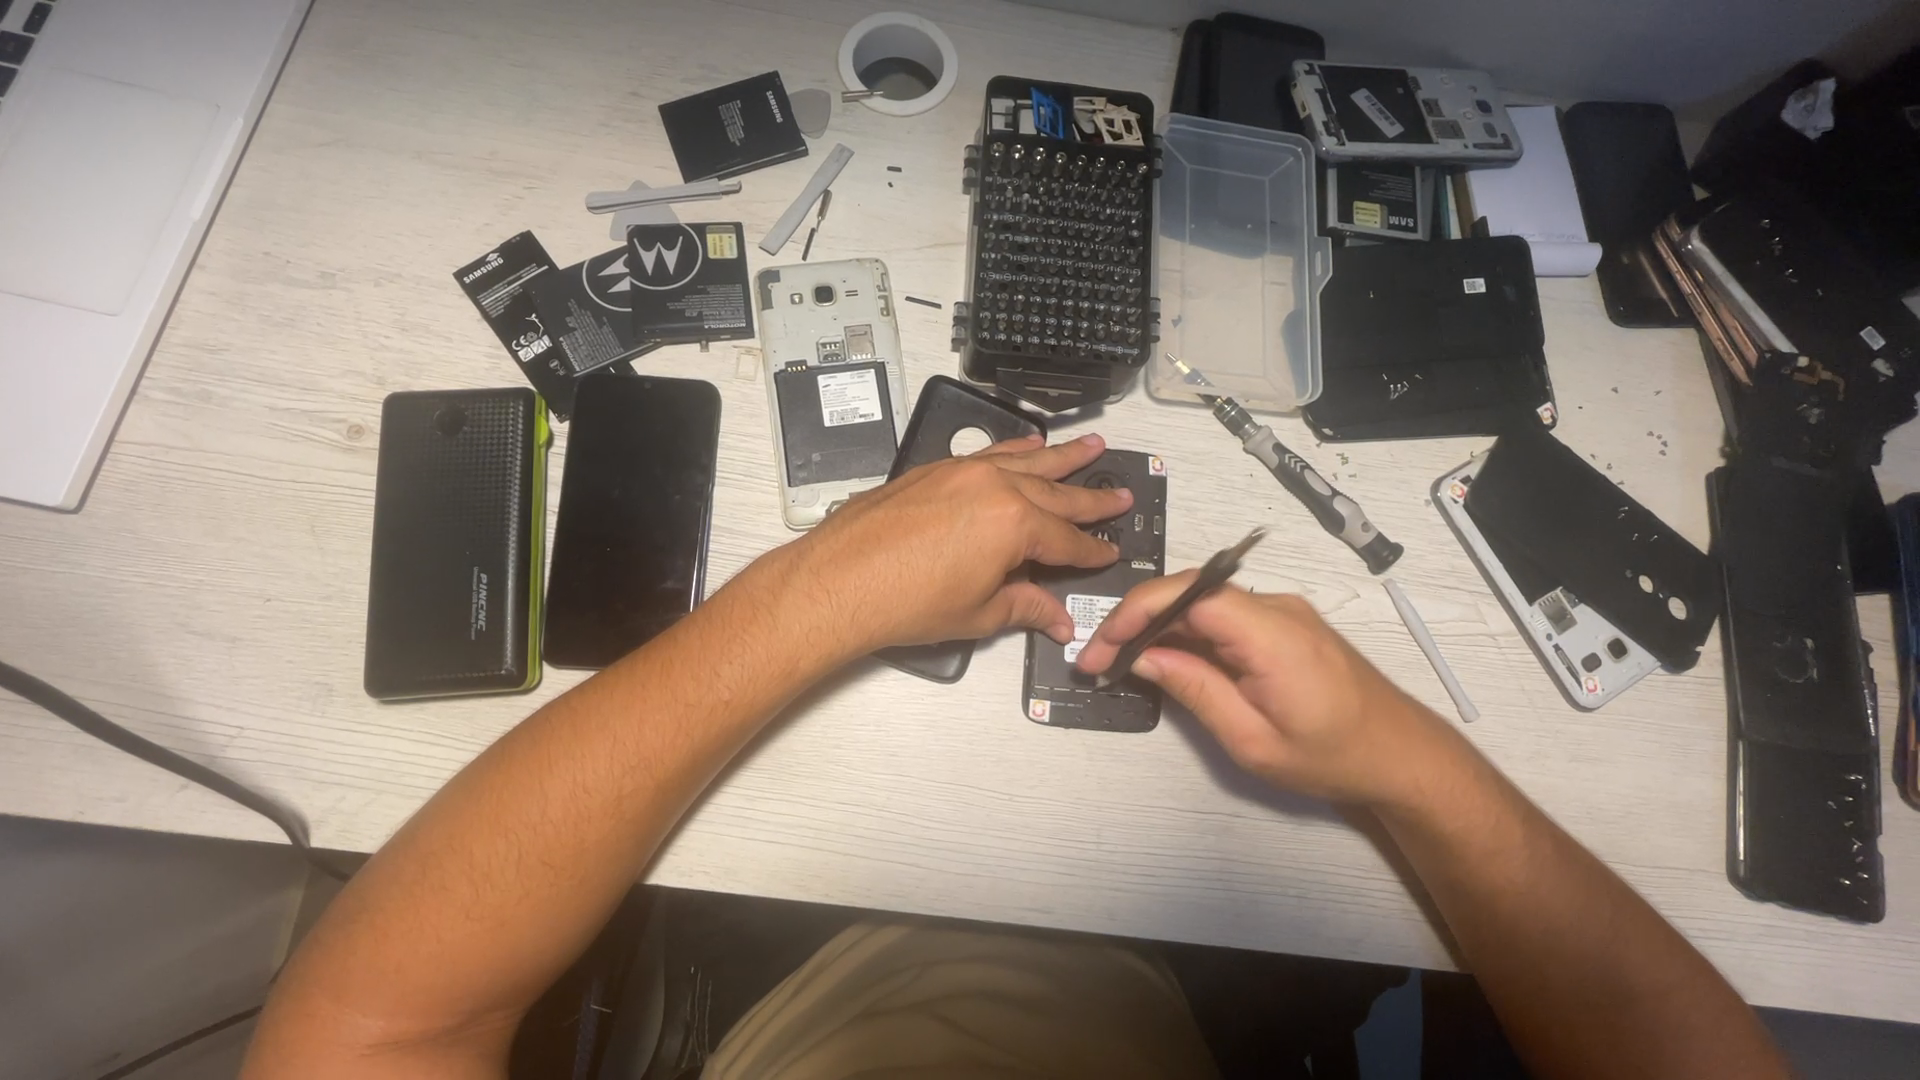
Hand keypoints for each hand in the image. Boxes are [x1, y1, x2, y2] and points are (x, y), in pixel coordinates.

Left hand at [779, 433, 1130, 655]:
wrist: (839, 582)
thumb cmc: (904, 601)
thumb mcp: (979, 613)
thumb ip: (1026, 608)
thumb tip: (1057, 621)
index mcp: (1014, 523)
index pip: (1067, 541)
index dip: (1091, 552)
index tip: (1109, 553)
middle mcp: (994, 487)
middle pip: (1055, 492)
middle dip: (1091, 498)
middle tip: (1120, 493)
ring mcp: (962, 472)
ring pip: (1026, 461)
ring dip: (1061, 456)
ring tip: (1092, 445)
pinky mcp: (935, 470)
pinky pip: (987, 453)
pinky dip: (1013, 449)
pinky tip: (1028, 445)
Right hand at [1072, 573, 1451, 805]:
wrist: (1402, 756)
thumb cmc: (1331, 757)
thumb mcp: (1251, 738)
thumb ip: (1194, 688)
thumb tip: (1141, 656)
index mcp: (1272, 633)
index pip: (1189, 596)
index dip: (1136, 611)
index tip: (1101, 647)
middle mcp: (1276, 607)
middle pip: (1190, 592)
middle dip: (1136, 619)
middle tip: (1099, 659)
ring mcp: (1282, 611)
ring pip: (1202, 601)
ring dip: (1158, 624)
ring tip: (1122, 660)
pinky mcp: (1283, 622)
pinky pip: (1222, 615)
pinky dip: (1185, 631)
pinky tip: (1164, 656)